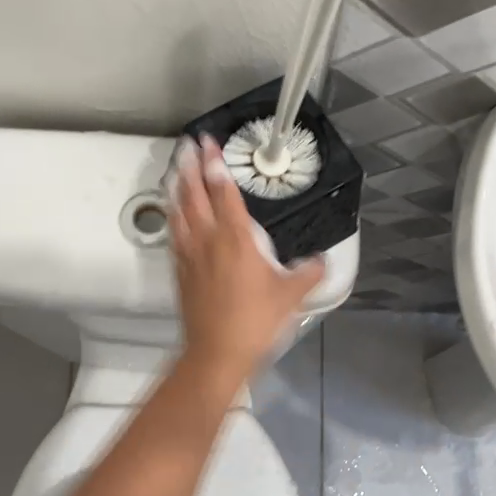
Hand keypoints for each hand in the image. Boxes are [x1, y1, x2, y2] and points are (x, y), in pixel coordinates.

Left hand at [168, 137, 324, 377]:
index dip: (216, 164)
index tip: (209, 143)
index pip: (223, 191)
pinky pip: (173, 232)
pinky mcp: (179, 270)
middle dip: (191, 165)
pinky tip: (172, 210)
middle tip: (188, 144)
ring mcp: (189, 254)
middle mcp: (208, 239)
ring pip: (179, 210)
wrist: (215, 353)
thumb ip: (308, 273)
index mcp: (236, 238)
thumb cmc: (255, 322)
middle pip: (195, 193)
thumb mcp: (290, 296)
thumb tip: (322, 261)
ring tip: (176, 166)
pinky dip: (172, 213)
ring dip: (178, 185)